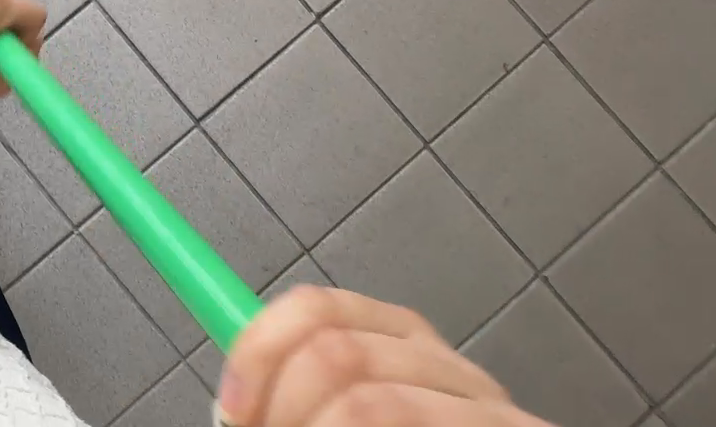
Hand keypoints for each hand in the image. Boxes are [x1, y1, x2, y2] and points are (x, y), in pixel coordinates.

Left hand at [218, 287, 552, 426]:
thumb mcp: (341, 406)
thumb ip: (298, 394)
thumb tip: (232, 410)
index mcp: (392, 331)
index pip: (313, 306)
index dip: (258, 352)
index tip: (230, 408)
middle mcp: (439, 358)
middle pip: (336, 351)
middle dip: (282, 404)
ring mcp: (485, 405)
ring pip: (370, 403)